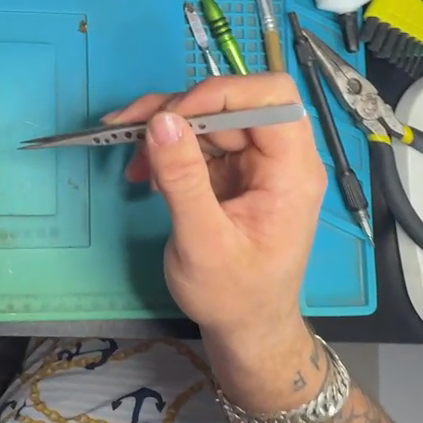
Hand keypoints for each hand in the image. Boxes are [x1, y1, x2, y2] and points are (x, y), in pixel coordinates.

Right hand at [107, 73, 326, 354]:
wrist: (243, 329)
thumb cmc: (233, 295)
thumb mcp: (202, 242)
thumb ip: (183, 179)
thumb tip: (161, 120)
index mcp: (291, 171)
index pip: (271, 99)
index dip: (222, 94)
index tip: (173, 117)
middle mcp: (276, 158)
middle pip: (231, 104)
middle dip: (178, 112)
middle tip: (131, 131)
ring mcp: (251, 164)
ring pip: (207, 119)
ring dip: (164, 130)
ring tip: (131, 157)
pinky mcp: (229, 174)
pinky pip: (195, 142)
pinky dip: (165, 150)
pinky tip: (144, 172)